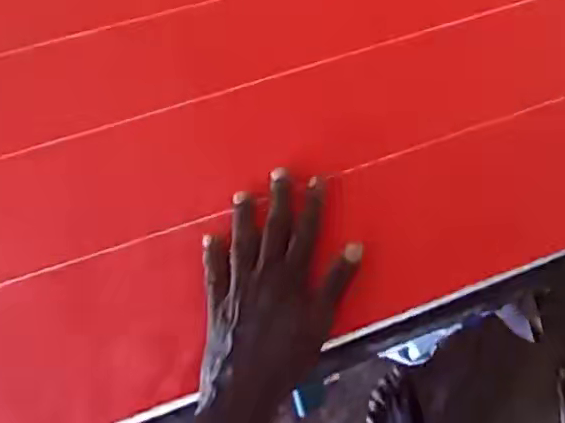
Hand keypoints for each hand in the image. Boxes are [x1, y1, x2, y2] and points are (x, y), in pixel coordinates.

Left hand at [196, 170, 361, 422]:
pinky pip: (215, 274)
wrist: (243, 390)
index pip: (305, 230)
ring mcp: (239, 287)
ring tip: (242, 195)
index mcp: (291, 276)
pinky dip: (212, 255)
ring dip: (243, 218)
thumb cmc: (287, 356)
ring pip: (242, 244)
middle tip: (279, 173)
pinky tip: (209, 239)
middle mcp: (264, 274)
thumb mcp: (321, 321)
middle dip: (278, 199)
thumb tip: (354, 246)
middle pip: (273, 229)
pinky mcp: (218, 304)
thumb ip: (336, 282)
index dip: (312, 203)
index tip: (316, 179)